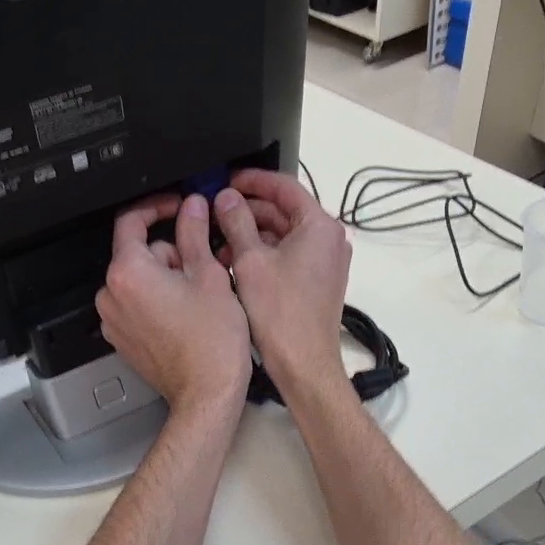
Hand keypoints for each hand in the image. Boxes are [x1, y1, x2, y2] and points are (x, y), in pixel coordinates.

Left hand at [96, 194, 252, 417]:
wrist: (206, 394)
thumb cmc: (211, 345)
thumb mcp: (210, 276)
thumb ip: (195, 234)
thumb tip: (193, 208)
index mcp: (129, 273)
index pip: (131, 220)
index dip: (157, 206)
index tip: (177, 206)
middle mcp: (112, 296)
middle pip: (139, 253)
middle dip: (171, 253)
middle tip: (204, 267)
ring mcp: (114, 321)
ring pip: (139, 281)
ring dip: (166, 279)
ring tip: (199, 298)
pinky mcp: (123, 339)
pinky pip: (137, 307)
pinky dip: (158, 303)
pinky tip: (186, 316)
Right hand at [213, 169, 352, 400]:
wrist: (303, 364)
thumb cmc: (280, 314)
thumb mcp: (250, 261)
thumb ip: (236, 222)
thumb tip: (226, 197)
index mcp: (319, 226)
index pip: (284, 187)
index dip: (252, 180)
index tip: (226, 181)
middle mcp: (329, 240)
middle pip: (284, 211)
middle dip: (247, 211)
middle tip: (215, 212)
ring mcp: (326, 263)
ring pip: (283, 235)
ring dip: (251, 234)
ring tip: (218, 241)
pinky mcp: (318, 283)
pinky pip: (289, 256)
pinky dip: (263, 255)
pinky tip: (234, 262)